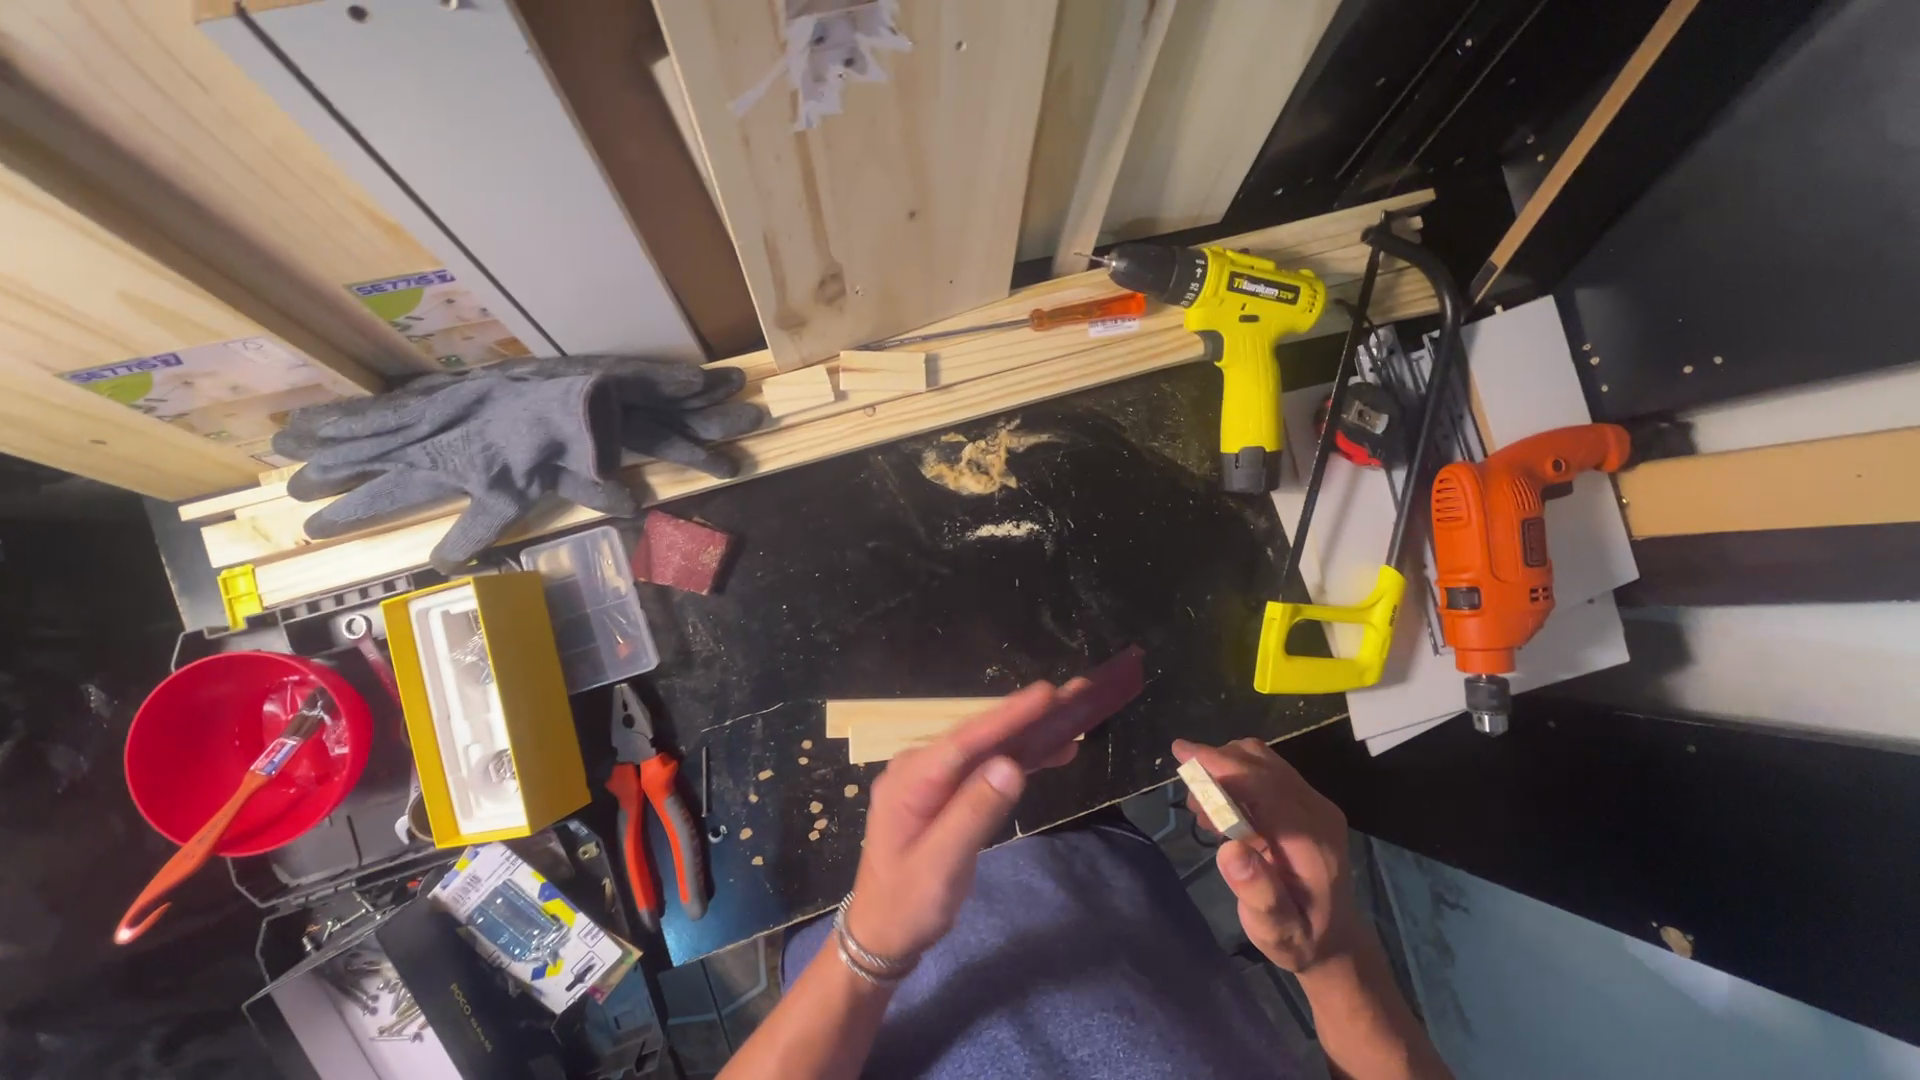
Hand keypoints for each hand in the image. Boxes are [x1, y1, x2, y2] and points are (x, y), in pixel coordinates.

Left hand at [844, 682, 1084, 961]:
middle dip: (1027, 716)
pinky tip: (1052, 752)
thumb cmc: (907, 905)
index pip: (966, 740)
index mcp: (911, 778)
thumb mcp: (940, 866)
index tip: (1047, 694)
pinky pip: (986, 768)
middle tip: (1074, 696)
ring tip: (1075, 718)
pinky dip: (1019, 759)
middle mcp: (921, 768)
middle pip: (981, 735)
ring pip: (988, 749)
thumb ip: (973, 813)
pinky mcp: (948, 793)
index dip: (1008, 715)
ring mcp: (935, 779)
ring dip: (1029, 735)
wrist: (882, 934)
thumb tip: (1011, 766)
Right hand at [1172, 738, 1362, 973]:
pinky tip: (1223, 808)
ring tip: (1205, 810)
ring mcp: (1314, 803)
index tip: (1181, 754)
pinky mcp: (1306, 802)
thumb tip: (1231, 850)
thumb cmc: (1301, 938)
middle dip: (1216, 765)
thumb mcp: (1278, 932)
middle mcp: (1317, 811)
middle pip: (1260, 763)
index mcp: (1310, 841)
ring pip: (1261, 760)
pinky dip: (1236, 775)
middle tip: (1192, 801)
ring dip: (1224, 769)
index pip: (1264, 785)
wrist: (1337, 938)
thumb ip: (1258, 894)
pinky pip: (1265, 771)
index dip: (1222, 765)